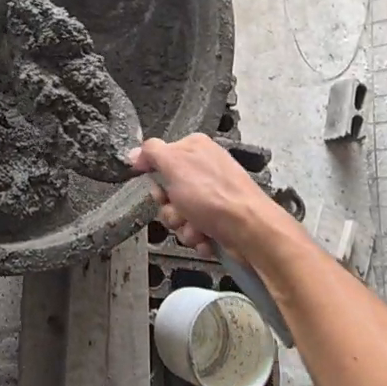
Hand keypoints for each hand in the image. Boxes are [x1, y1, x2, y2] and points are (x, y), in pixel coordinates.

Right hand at [127, 133, 294, 264]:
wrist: (251, 231)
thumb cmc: (214, 195)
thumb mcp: (174, 164)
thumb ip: (151, 153)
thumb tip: (135, 152)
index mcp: (195, 148)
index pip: (160, 159)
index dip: (156, 179)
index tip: (160, 190)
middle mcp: (205, 169)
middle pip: (168, 192)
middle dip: (171, 209)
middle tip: (181, 211)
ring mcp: (214, 196)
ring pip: (179, 215)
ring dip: (184, 227)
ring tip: (198, 228)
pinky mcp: (220, 220)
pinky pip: (195, 231)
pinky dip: (198, 237)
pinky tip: (207, 237)